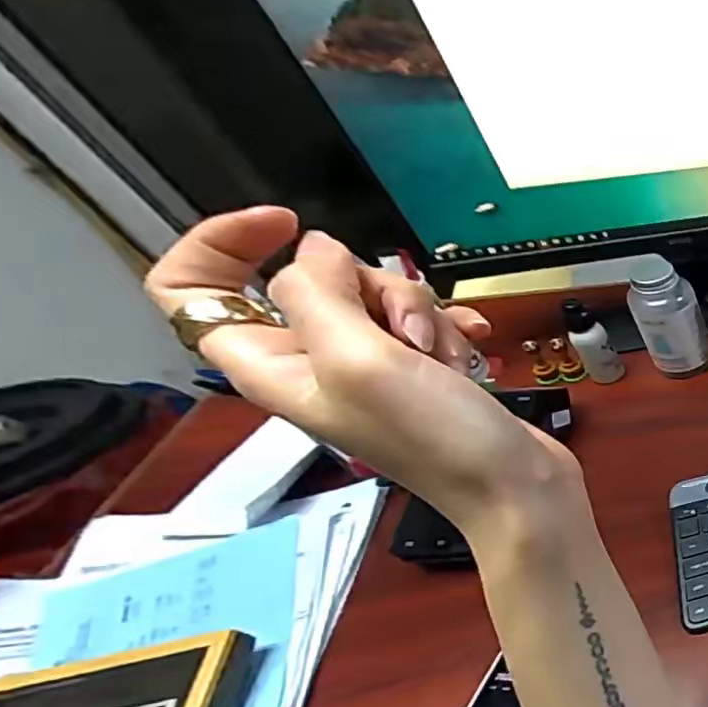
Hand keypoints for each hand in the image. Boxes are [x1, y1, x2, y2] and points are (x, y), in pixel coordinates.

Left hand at [144, 207, 578, 532]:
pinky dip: (451, 325)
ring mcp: (375, 366)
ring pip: (380, 298)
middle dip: (373, 289)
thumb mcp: (360, 360)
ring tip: (445, 357)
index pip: (196, 289)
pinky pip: (426, 321)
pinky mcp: (424, 370)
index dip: (224, 245)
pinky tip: (474, 341)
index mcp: (272, 364)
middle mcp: (318, 361)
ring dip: (423, 314)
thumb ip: (318, 294)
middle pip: (318, 282)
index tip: (287, 223)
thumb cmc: (434, 437)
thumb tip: (315, 250)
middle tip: (406, 331)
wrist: (510, 483)